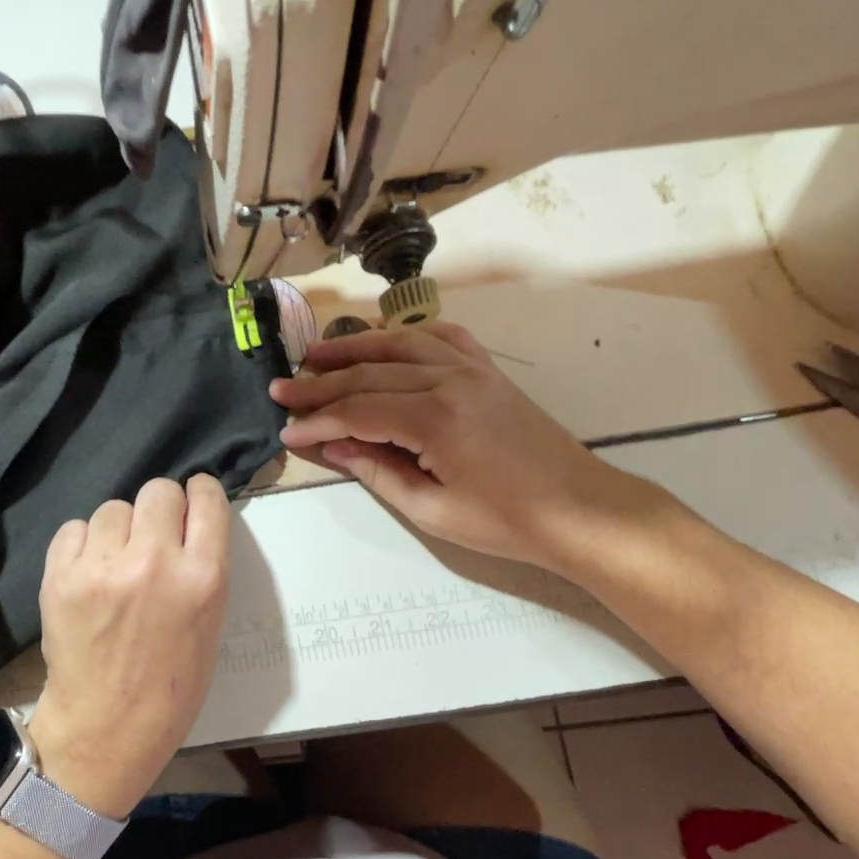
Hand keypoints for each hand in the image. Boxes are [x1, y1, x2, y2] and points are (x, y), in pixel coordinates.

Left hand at [29, 475, 232, 816]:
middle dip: (158, 509)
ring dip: (117, 530)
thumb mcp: (209, 626)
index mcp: (203, 578)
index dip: (199, 495)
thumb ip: (202, 569)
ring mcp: (102, 567)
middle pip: (158, 490)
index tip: (191, 503)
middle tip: (151, 538)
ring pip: (113, 507)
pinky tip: (88, 575)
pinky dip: (82, 545)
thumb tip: (187, 525)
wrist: (106, 727)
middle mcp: (154, 562)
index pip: (206, 498)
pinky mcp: (60, 575)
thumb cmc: (170, 687)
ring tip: (114, 566)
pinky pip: (74, 528)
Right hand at [269, 321, 667, 574]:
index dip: (317, 421)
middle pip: (370, 374)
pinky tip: (385, 341)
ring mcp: (472, 370)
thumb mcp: (429, 508)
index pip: (357, 411)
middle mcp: (450, 381)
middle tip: (281, 389)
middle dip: (321, 383)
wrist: (577, 508)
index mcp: (434, 419)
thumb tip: (333, 445)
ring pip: (399, 346)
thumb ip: (377, 470)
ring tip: (315, 354)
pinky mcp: (488, 371)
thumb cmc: (503, 521)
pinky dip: (406, 337)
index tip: (286, 432)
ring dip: (354, 348)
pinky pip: (441, 339)